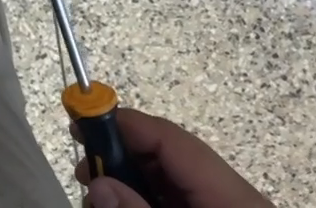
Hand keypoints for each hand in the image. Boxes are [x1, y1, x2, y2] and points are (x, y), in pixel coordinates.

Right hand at [77, 109, 271, 207]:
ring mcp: (228, 206)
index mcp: (234, 194)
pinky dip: (148, 199)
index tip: (80, 116)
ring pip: (171, 178)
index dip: (124, 123)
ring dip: (130, 181)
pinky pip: (180, 197)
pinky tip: (124, 206)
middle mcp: (235, 194)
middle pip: (169, 155)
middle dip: (121, 158)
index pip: (171, 138)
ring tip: (97, 197)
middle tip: (83, 170)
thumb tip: (97, 183)